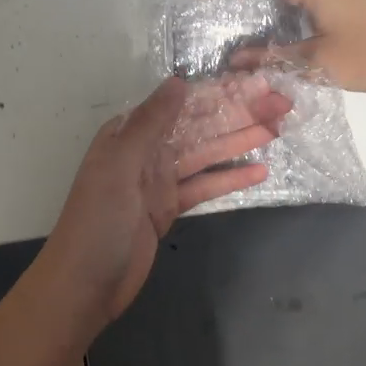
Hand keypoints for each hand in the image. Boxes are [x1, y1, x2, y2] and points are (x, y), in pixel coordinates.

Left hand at [39, 76, 291, 325]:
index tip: (258, 84)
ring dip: (239, 143)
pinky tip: (259, 172)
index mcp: (129, 133)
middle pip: (198, 127)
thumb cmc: (97, 219)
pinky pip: (204, 188)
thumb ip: (150, 123)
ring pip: (206, 155)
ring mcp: (158, 181)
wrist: (83, 284)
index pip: (181, 104)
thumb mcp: (120, 165)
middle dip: (237, 114)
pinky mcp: (168, 210)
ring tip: (277, 131)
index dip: (219, 93)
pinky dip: (230, 180)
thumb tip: (178, 81)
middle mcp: (145, 151)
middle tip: (281, 105)